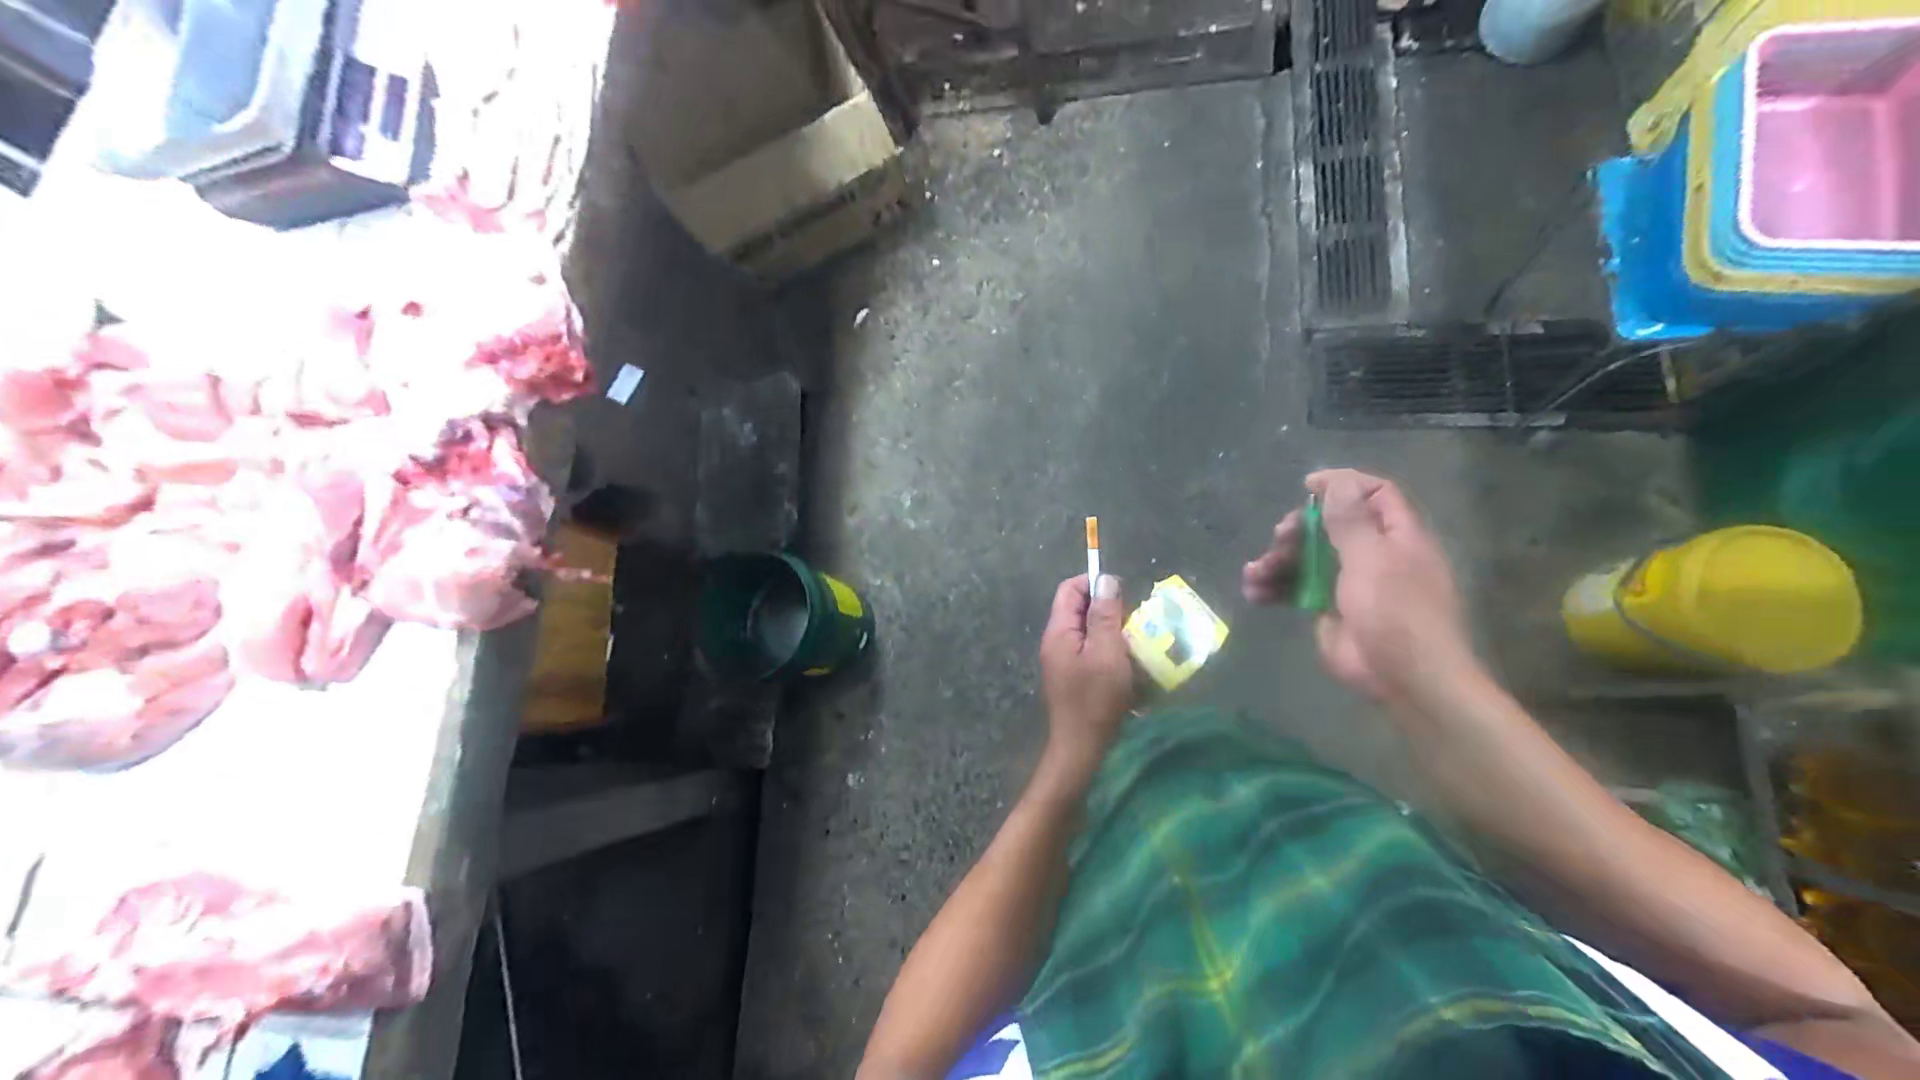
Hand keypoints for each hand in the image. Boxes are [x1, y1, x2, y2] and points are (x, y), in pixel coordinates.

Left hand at [1039, 574, 1133, 767]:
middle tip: (1132, 620)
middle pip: (1077, 608)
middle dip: (1105, 607)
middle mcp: (1055, 641)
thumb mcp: (1107, 652)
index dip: (1094, 583)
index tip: (1122, 594)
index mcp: (1058, 631)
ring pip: (1086, 629)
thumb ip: (1105, 615)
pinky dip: (1107, 648)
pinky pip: (1089, 649)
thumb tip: (1106, 579)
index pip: (1069, 589)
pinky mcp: (1072, 675)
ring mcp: (1062, 659)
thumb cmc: (1096, 699)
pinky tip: (1125, 660)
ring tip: (1132, 639)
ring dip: (1109, 629)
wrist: (1081, 746)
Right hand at [1243, 469, 1479, 701]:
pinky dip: (1273, 588)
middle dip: (1297, 529)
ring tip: (1254, 574)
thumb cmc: (1396, 613)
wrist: (1403, 678)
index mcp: (1396, 536)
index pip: (1374, 494)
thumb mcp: (1372, 559)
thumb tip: (1335, 481)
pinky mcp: (1328, 609)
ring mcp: (1349, 582)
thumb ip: (1350, 520)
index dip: (1342, 484)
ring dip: (1276, 561)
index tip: (1306, 486)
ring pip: (1306, 557)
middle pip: (1328, 526)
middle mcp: (1373, 554)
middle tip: (1279, 539)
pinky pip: (1296, 588)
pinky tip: (1254, 592)